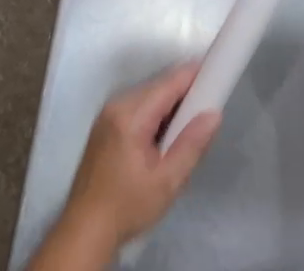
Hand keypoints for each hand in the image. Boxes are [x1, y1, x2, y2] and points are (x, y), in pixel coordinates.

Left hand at [62, 63, 221, 247]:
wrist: (85, 230)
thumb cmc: (129, 207)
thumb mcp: (168, 181)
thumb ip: (192, 144)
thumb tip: (214, 113)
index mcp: (130, 115)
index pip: (168, 83)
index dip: (194, 75)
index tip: (217, 75)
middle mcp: (116, 106)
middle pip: (157, 87)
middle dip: (183, 94)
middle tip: (205, 114)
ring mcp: (107, 115)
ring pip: (147, 97)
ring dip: (169, 106)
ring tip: (187, 131)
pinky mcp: (104, 126)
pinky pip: (135, 108)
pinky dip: (154, 115)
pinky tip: (163, 139)